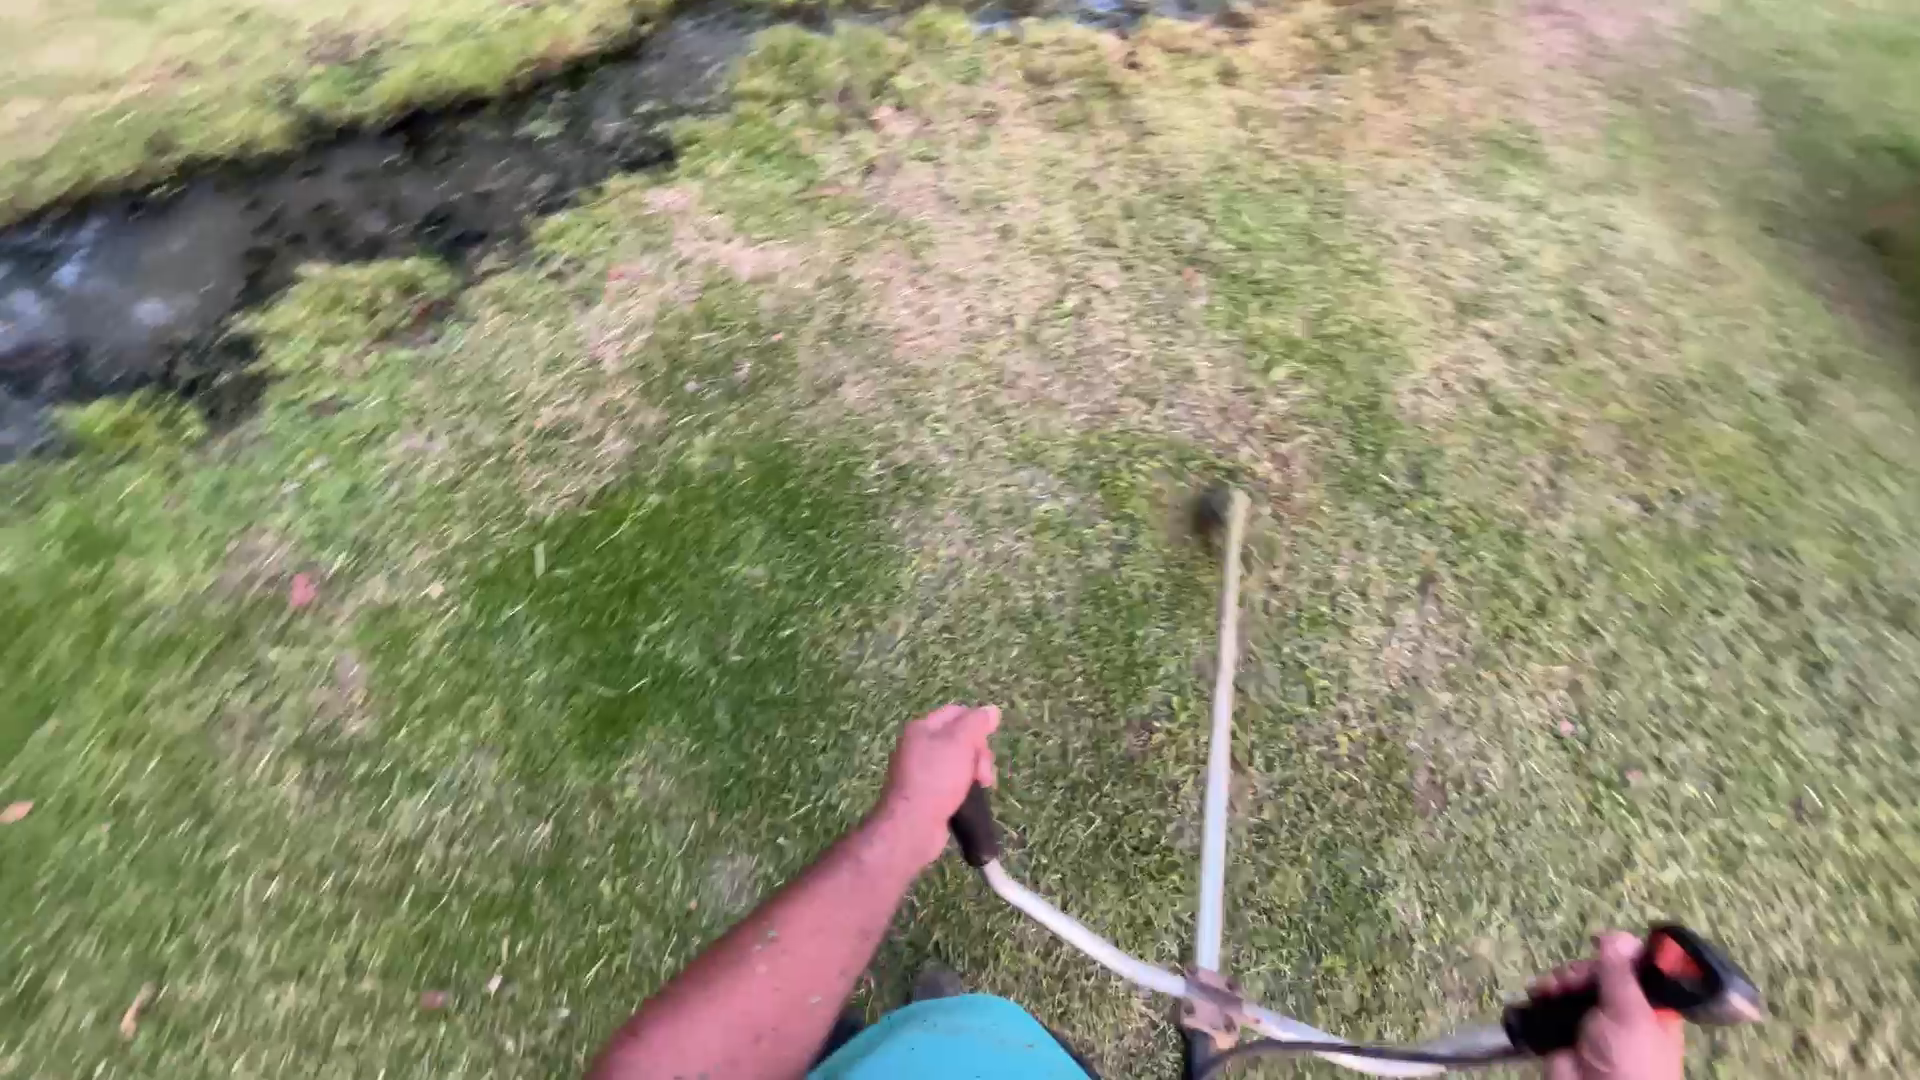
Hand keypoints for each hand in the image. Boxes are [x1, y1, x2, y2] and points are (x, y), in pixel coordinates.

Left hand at [868, 704, 998, 870]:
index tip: (988, 741)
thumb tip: (992, 709)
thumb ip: (977, 722)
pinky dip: (966, 788)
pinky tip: (971, 798)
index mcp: (923, 727)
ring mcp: (923, 771)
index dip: (977, 723)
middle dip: (979, 753)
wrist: (912, 825)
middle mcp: (920, 746)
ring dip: (976, 772)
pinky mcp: (928, 793)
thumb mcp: (960, 742)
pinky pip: (953, 782)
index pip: (957, 712)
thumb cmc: (936, 777)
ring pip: (960, 762)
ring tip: (981, 787)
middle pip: (961, 738)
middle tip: (983, 772)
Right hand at [1532, 932, 1684, 1079]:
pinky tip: (1539, 993)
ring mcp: (1593, 1017)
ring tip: (1551, 990)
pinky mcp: (1565, 1023)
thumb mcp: (1630, 1013)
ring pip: (1573, 980)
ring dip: (1558, 979)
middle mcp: (1624, 1008)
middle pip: (1600, 969)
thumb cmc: (1629, 1061)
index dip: (1621, 953)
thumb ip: (1621, 974)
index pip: (1638, 967)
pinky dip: (1543, 990)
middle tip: (1575, 981)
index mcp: (1652, 1007)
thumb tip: (1620, 935)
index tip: (1603, 944)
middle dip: (1580, 970)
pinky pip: (1552, 995)